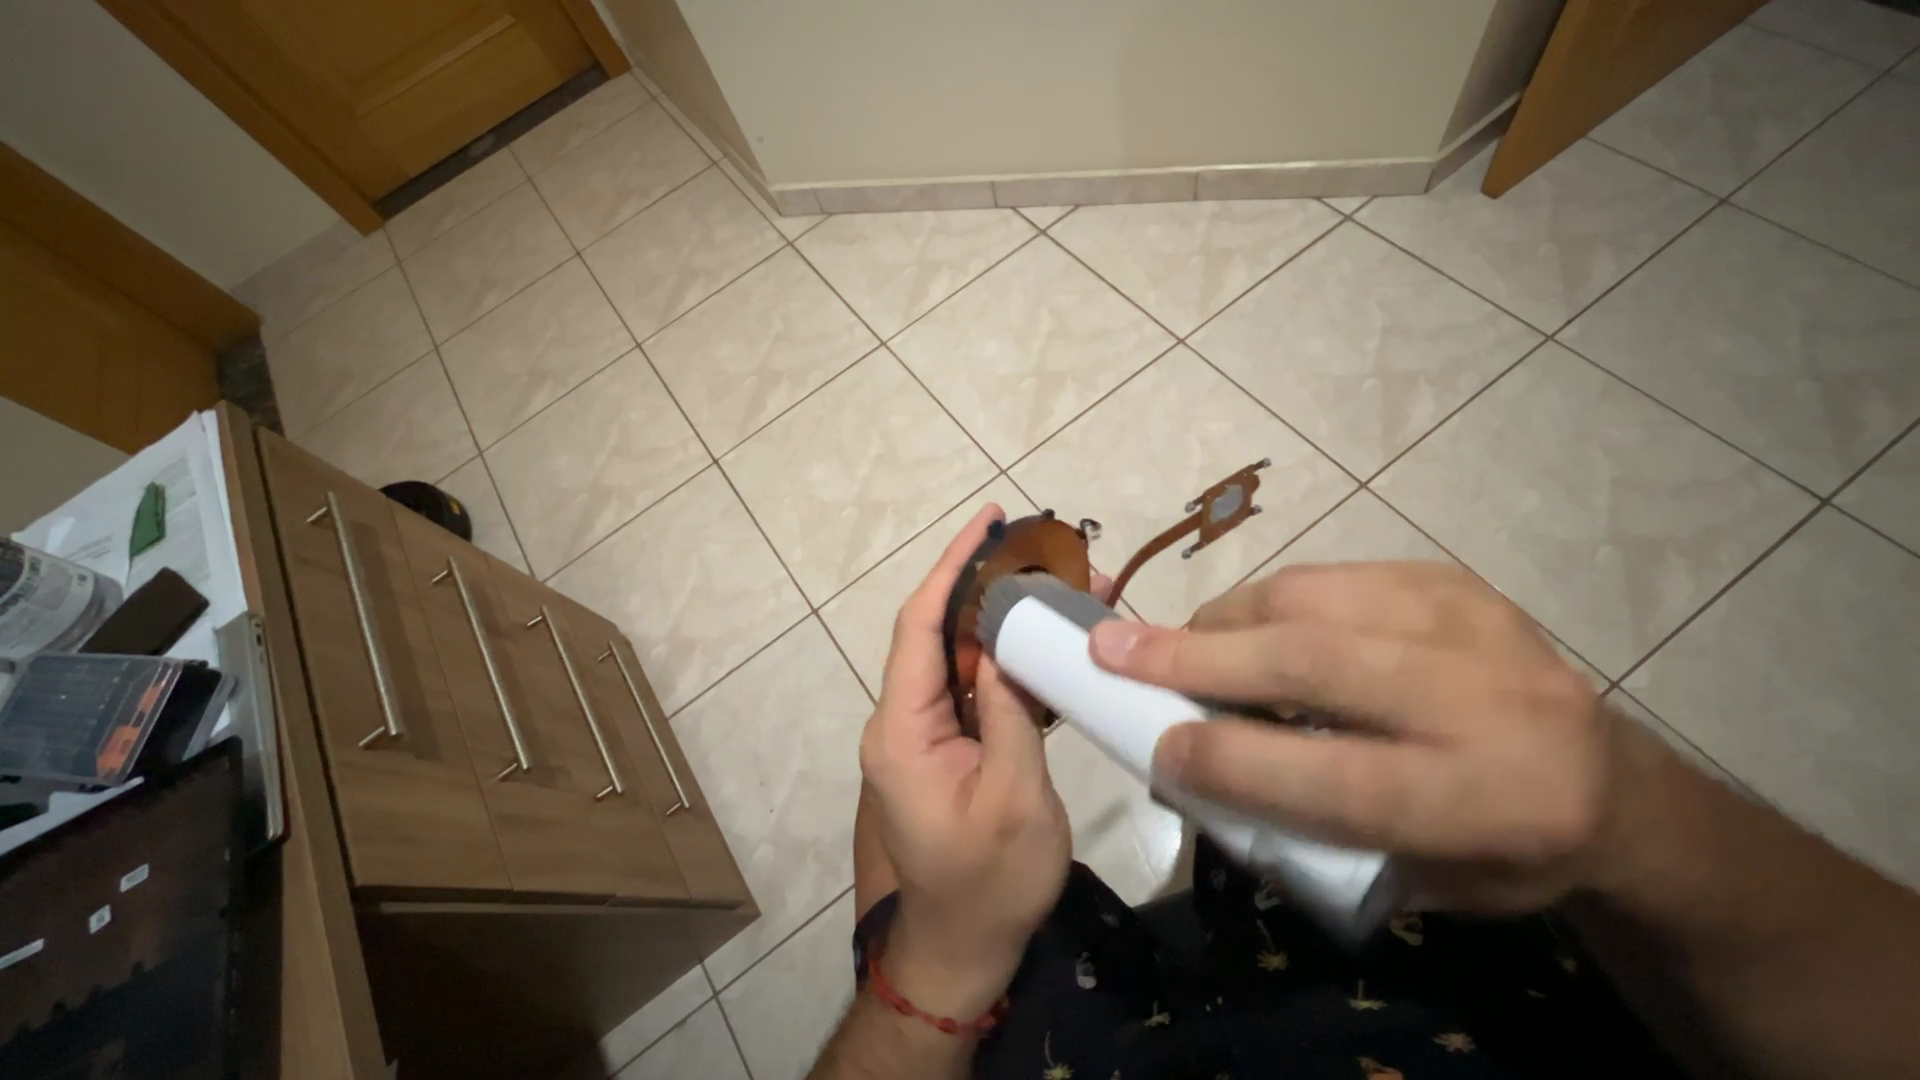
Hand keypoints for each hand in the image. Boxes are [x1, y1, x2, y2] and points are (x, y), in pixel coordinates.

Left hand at [859, 505, 1070, 1014]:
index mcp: (903, 728)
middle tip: (1051, 552)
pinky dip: (1015, 663)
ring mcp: (928, 732)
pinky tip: (1056, 645)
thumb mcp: (1013, 800)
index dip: (951, 566)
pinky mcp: (952, 746)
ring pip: (965, 656)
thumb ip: (1010, 715)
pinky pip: (980, 689)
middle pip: (943, 631)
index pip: (920, 625)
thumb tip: (1006, 641)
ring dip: (1010, 622)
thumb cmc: (988, 884)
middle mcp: (905, 719)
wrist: (964, 949)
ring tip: (1068, 588)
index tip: (989, 520)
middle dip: (992, 586)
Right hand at [1090, 561, 1630, 912]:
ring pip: (1311, 600)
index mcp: (1491, 800)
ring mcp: (1472, 622)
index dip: (1231, 760)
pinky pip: (1327, 576)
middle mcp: (1489, 698)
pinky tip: (1241, 625)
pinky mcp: (1450, 580)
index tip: (1153, 749)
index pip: (1337, 775)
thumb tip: (1184, 770)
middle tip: (1111, 650)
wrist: (1615, 787)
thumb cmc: (1498, 855)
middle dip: (1195, 658)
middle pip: (1314, 663)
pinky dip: (1264, 600)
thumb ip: (1299, 830)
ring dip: (1222, 621)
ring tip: (1173, 644)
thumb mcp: (1410, 882)